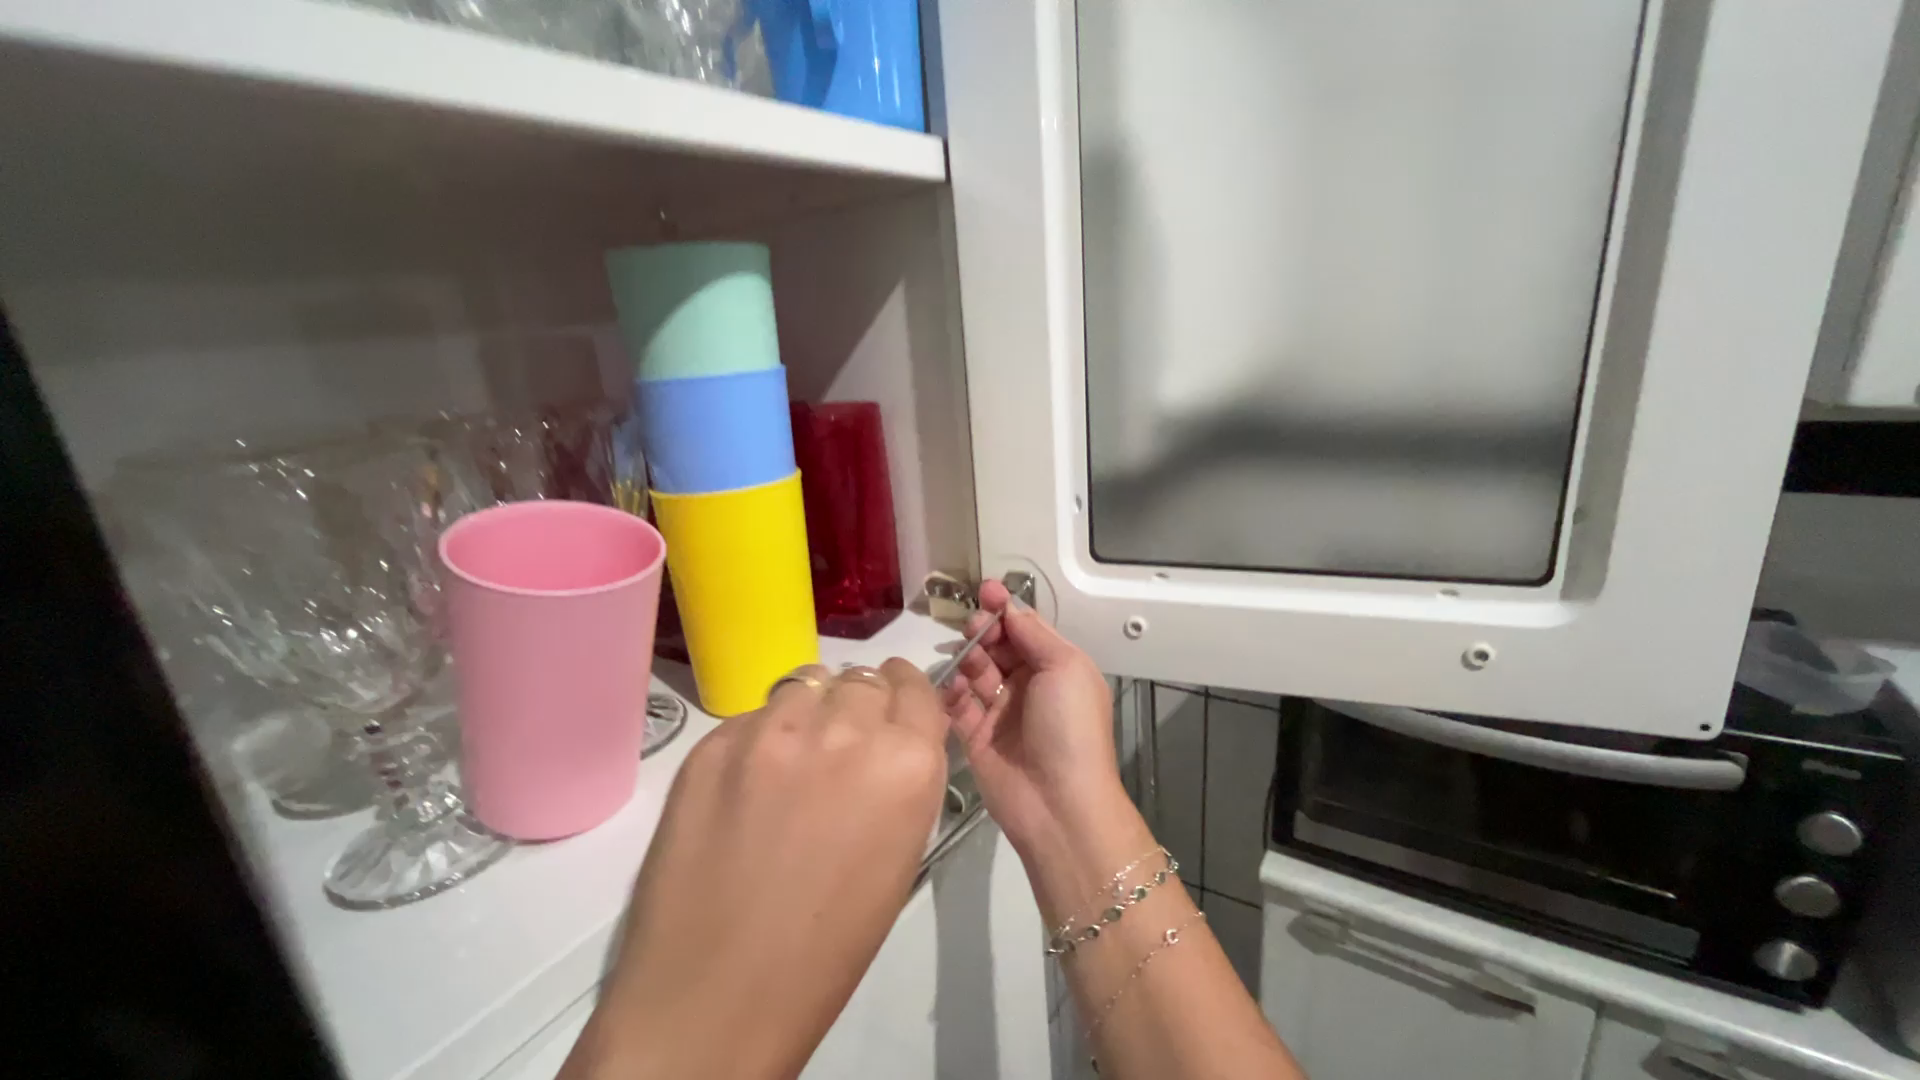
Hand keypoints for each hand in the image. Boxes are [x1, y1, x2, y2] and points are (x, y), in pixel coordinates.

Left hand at [562, 659, 949, 1079]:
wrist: (717, 992)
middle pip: (862, 681)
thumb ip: (902, 780)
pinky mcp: (714, 743)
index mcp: (906, 764)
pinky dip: (761, 737)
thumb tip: (887, 741)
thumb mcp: (899, 855)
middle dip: (860, 703)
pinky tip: (749, 785)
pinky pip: (753, 717)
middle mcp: (845, 730)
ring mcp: (773, 731)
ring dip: (810, 712)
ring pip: (806, 686)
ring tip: (793, 761)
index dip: (906, 691)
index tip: (897, 696)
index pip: (916, 689)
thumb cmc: (828, 944)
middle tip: (843, 742)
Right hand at [940, 581, 1127, 861]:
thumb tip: (1010, 607)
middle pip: (998, 646)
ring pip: (976, 672)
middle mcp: (1029, 686)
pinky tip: (953, 685)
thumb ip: (1033, 633)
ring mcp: (1001, 713)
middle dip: (984, 631)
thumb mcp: (1065, 667)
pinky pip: (957, 705)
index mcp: (1057, 668)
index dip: (1005, 609)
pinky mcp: (975, 737)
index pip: (1026, 629)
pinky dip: (952, 691)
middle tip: (972, 627)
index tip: (985, 590)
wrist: (1059, 804)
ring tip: (966, 657)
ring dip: (969, 658)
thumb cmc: (1070, 727)